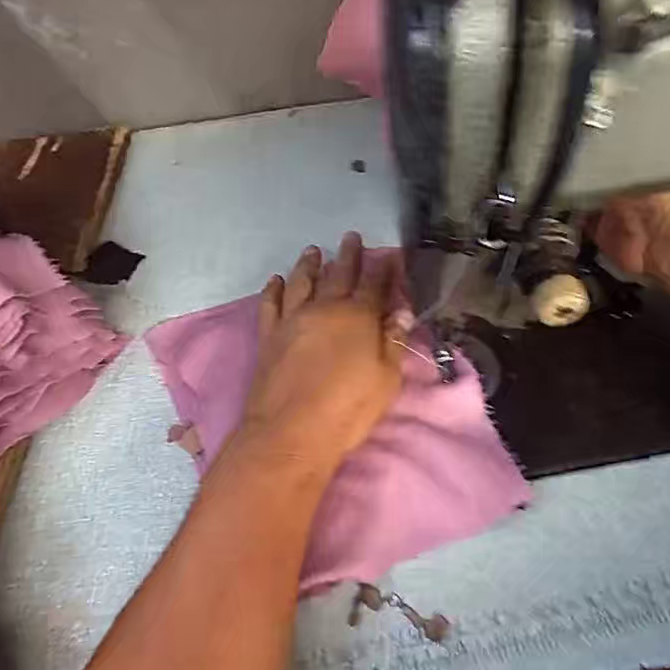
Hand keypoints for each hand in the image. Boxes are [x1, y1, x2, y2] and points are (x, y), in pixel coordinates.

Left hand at [234, 233, 403, 470]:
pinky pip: (270, 304)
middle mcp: (324, 309)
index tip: (390, 255)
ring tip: (314, 250)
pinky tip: (276, 281)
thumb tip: (400, 312)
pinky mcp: (268, 336)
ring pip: (302, 282)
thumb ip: (393, 342)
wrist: (291, 432)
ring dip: (309, 264)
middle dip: (349, 255)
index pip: (375, 285)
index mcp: (358, 317)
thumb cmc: (348, 409)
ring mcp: (292, 320)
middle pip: (338, 275)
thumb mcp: (385, 379)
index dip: (384, 269)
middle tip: (352, 237)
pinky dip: (274, 290)